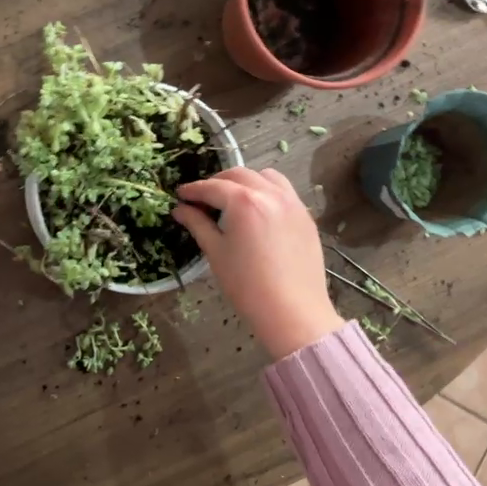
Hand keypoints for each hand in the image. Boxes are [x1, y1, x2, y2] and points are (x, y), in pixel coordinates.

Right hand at [172, 168, 344, 359]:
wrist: (292, 311)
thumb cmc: (247, 285)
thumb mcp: (216, 252)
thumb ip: (197, 224)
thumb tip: (180, 209)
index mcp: (244, 201)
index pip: (212, 187)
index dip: (193, 190)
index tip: (180, 195)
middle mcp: (270, 194)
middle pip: (239, 175)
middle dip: (217, 182)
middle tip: (203, 198)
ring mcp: (292, 203)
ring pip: (266, 177)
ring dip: (246, 181)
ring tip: (233, 199)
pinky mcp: (305, 216)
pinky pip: (284, 192)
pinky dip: (267, 191)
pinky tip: (258, 211)